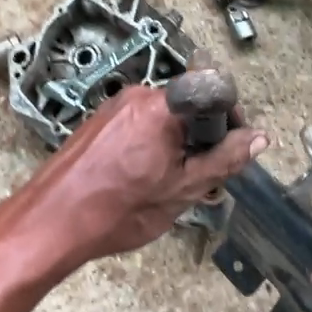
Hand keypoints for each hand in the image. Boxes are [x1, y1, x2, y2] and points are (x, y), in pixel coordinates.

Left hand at [25, 85, 267, 263]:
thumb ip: (225, 159)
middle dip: (203, 138)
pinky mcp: (100, 122)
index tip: (233, 148)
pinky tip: (144, 181)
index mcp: (162, 106)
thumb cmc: (114, 208)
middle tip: (204, 177)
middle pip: (189, 105)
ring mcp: (115, 108)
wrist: (54, 221)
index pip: (214, 91)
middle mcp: (138, 96)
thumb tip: (257, 139)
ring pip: (165, 118)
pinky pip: (139, 125)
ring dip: (177, 145)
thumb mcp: (183, 188)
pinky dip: (152, 146)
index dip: (231, 120)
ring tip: (170, 186)